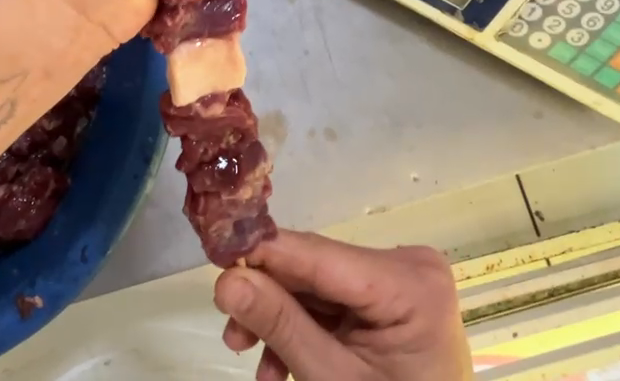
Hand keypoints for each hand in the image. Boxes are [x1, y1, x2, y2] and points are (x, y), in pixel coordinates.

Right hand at [213, 232, 471, 380]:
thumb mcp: (334, 379)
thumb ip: (280, 325)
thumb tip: (224, 279)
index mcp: (408, 281)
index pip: (314, 253)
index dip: (257, 251)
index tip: (210, 255)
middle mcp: (406, 265)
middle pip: (310, 269)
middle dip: (267, 300)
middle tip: (229, 327)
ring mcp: (398, 280)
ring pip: (312, 286)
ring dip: (277, 319)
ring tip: (245, 352)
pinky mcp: (387, 296)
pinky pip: (329, 302)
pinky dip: (301, 328)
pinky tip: (277, 363)